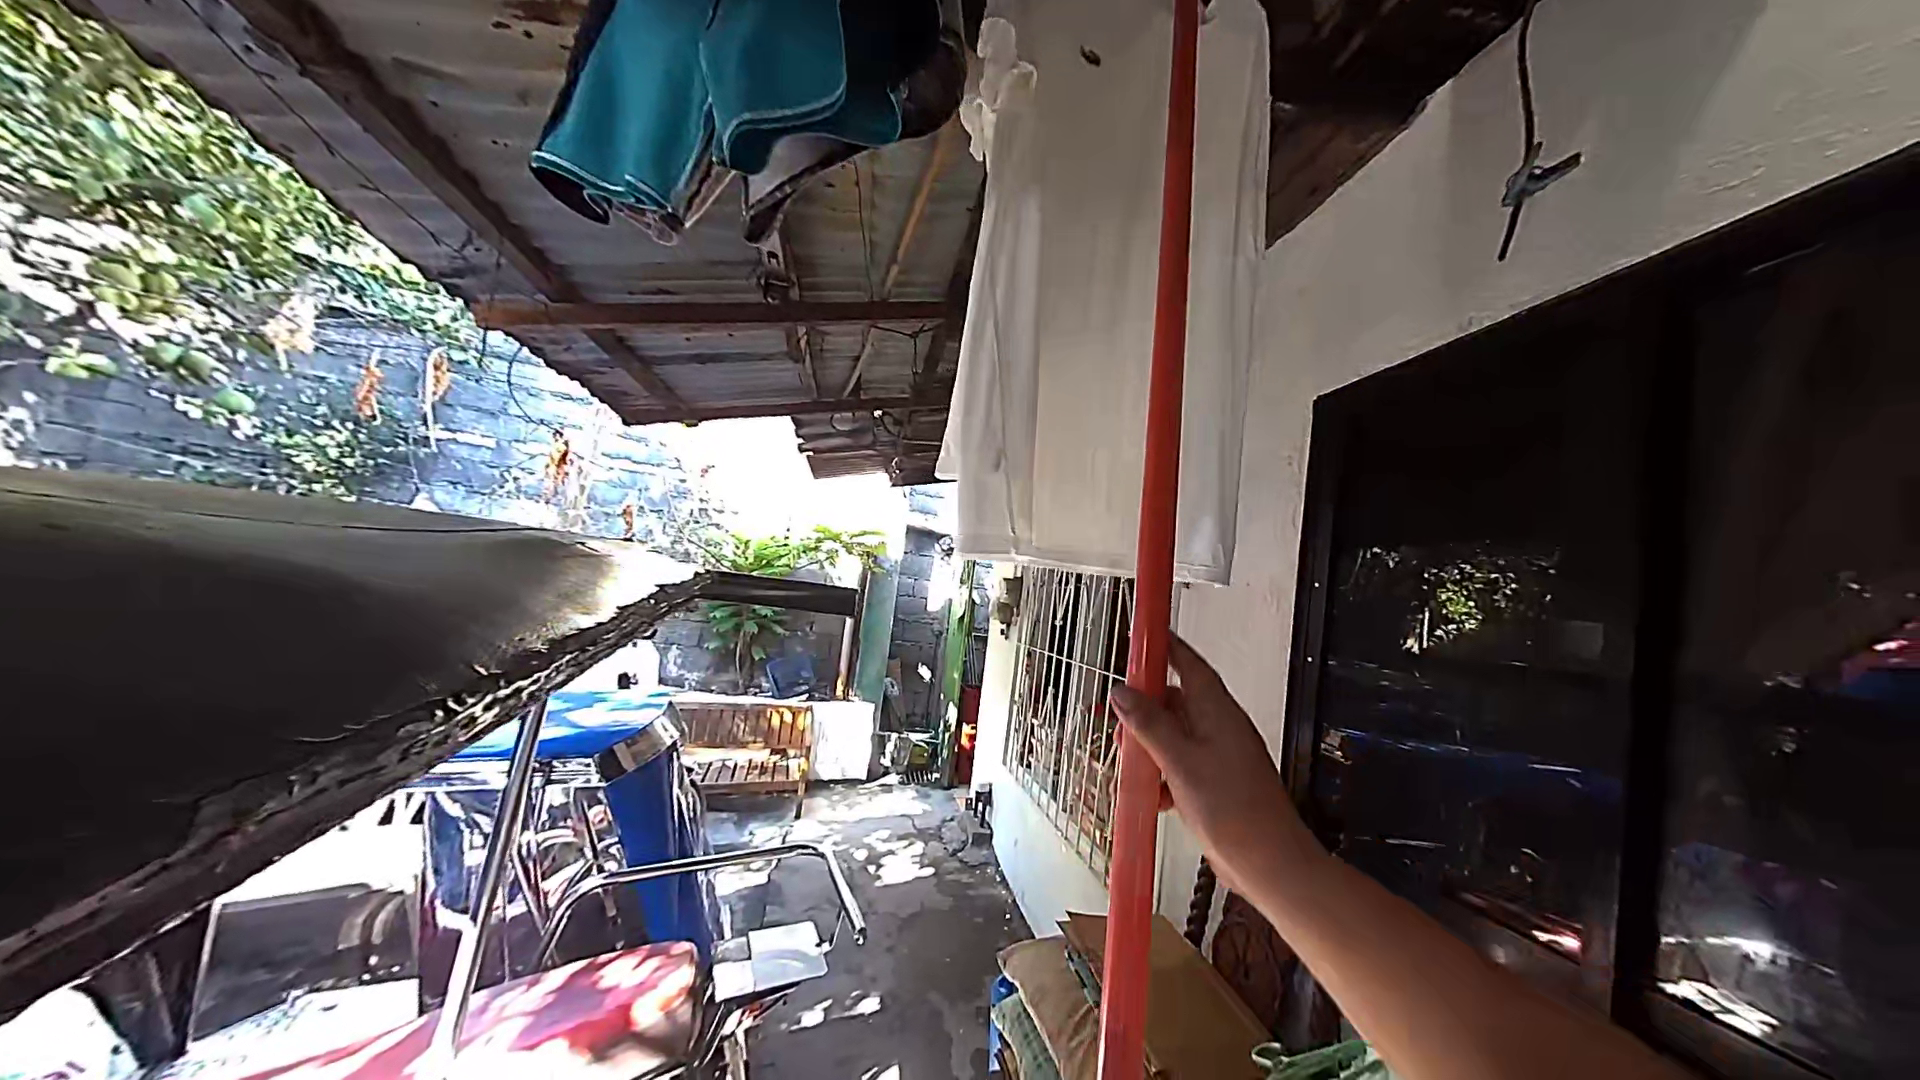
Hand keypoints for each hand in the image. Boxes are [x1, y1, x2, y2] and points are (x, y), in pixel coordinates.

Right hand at [1110, 636, 1321, 891]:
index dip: (1164, 645)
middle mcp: (1218, 726)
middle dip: (1143, 708)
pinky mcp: (1213, 779)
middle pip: (1174, 699)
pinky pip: (1178, 761)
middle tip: (1117, 718)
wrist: (1270, 865)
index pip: (1188, 663)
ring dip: (1148, 744)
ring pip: (1172, 733)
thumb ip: (1149, 724)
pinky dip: (1161, 770)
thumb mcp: (1180, 761)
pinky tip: (1151, 792)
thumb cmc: (1235, 810)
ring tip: (1131, 761)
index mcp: (1217, 710)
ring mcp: (1216, 753)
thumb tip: (1122, 692)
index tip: (1140, 635)